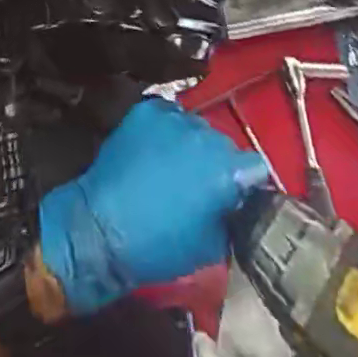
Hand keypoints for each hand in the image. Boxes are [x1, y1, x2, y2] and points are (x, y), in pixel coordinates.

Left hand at [38, 99, 267, 315]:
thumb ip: (234, 214)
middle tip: (202, 182)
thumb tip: (238, 200)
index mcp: (228, 169)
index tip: (235, 194)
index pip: (255, 167)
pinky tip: (156, 148)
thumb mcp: (214, 243)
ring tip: (175, 165)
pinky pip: (168, 115)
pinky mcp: (146, 110)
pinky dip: (167, 129)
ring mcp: (174, 118)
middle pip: (225, 143)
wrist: (102, 227)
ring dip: (192, 144)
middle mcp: (205, 134)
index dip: (247, 183)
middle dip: (219, 161)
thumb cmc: (160, 245)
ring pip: (197, 126)